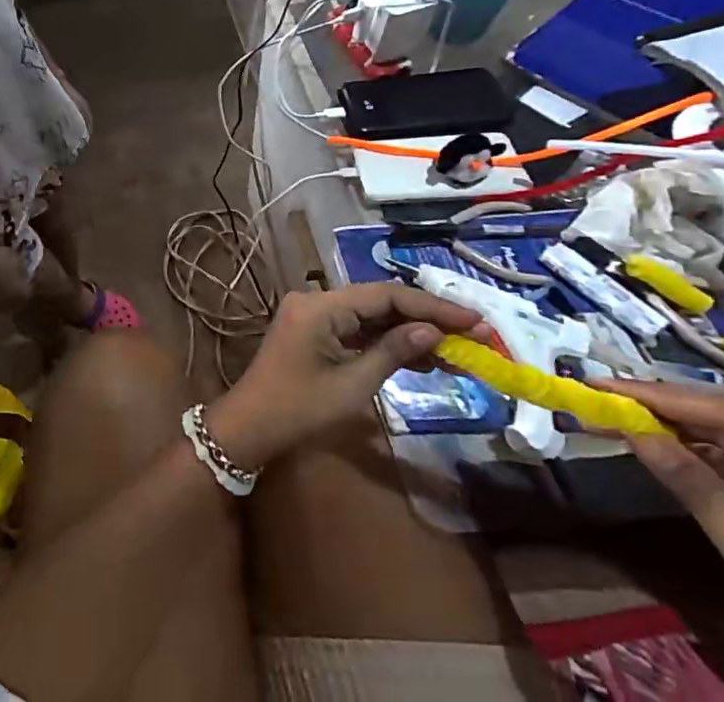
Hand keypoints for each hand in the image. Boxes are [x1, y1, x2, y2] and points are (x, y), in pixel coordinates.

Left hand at [204, 283, 481, 470]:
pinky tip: (421, 357)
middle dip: (426, 318)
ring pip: (371, 316)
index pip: (387, 295)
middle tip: (473, 334)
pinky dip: (386, 342)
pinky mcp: (315, 332)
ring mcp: (314, 315)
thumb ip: (393, 352)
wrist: (250, 428)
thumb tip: (434, 331)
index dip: (433, 307)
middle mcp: (316, 300)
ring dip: (410, 332)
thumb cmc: (299, 409)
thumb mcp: (353, 384)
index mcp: (321, 306)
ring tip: (455, 351)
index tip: (474, 319)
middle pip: (381, 301)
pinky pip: (357, 329)